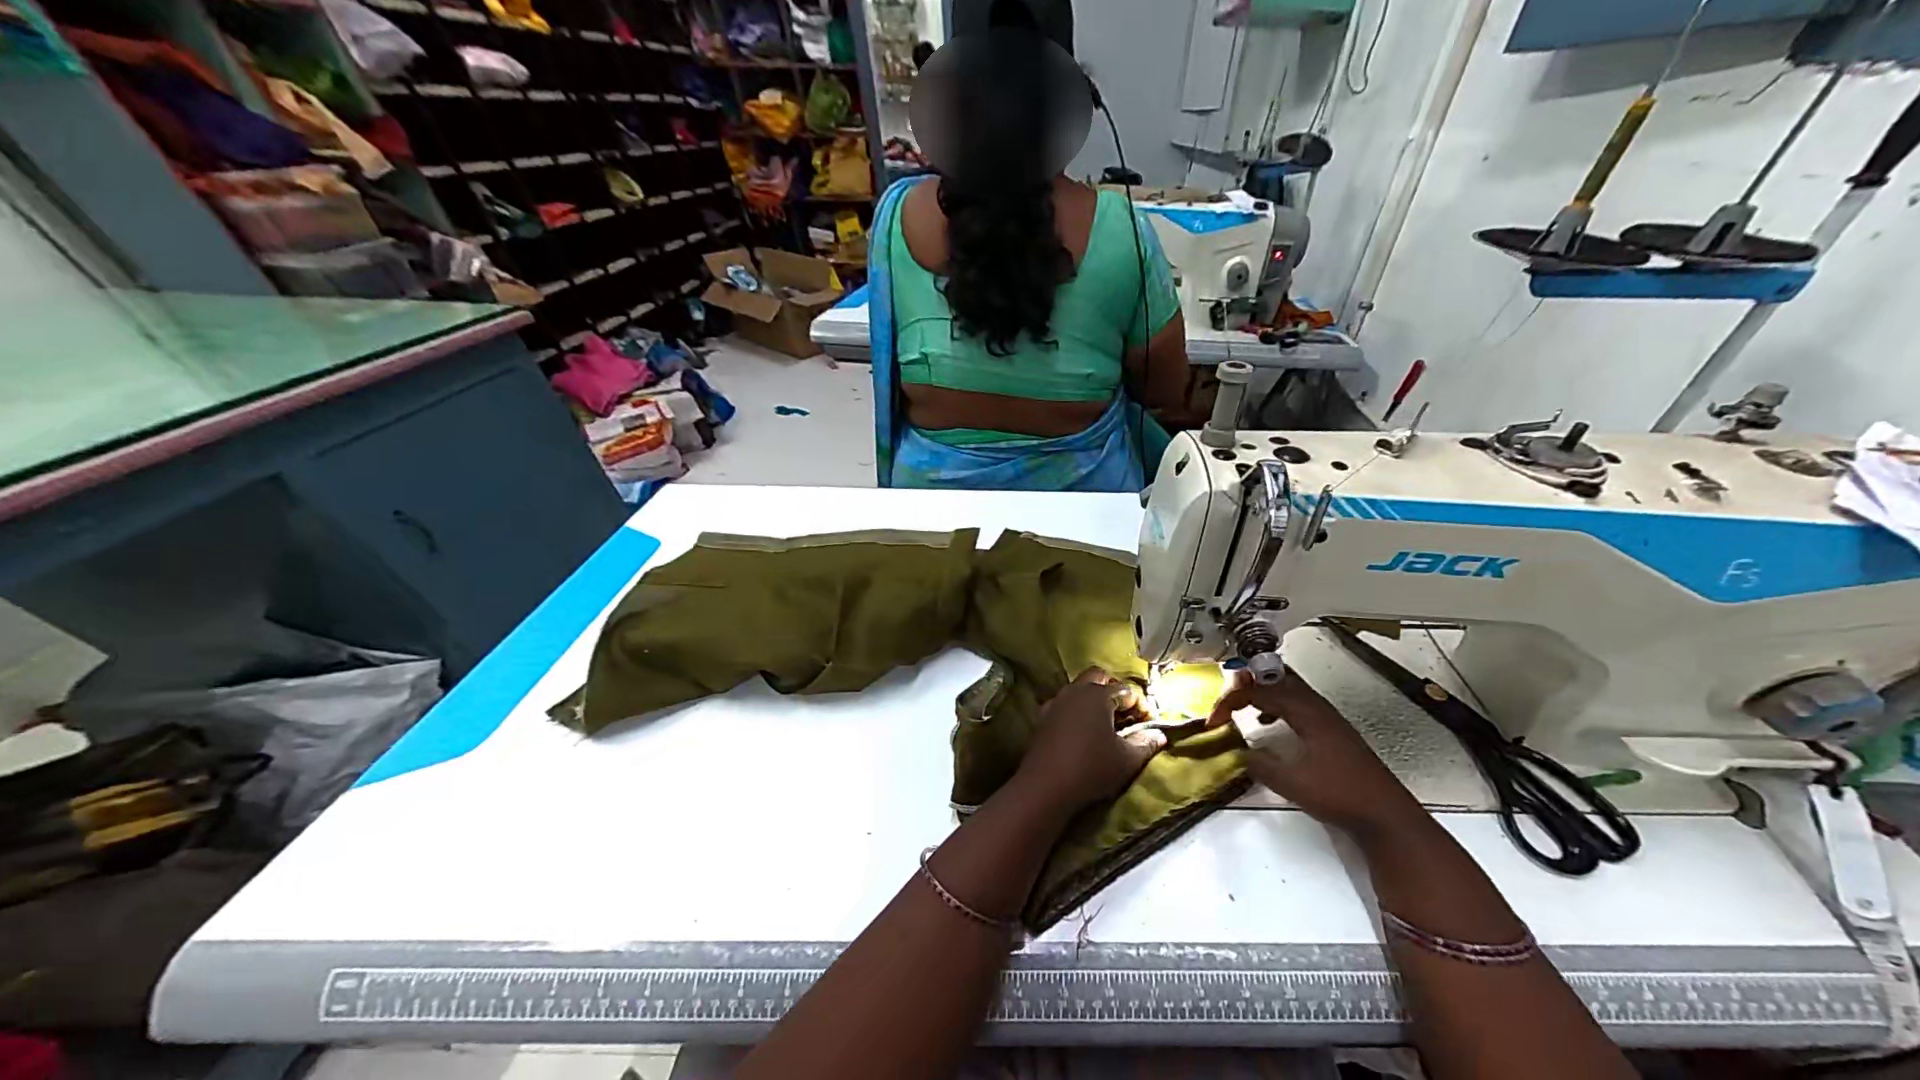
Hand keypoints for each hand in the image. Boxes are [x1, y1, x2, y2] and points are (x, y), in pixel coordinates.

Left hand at [1014, 669, 1167, 813]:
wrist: (1044, 787)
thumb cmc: (1091, 768)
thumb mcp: (1127, 760)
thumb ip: (1145, 743)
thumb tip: (1158, 734)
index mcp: (1097, 694)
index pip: (1126, 691)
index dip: (1141, 706)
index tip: (1148, 725)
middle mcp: (1074, 691)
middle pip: (1098, 678)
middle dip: (1113, 692)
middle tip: (1125, 716)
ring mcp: (1055, 703)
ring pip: (1078, 690)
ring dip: (1092, 701)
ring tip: (1105, 725)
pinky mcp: (1042, 718)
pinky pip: (1064, 706)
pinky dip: (1075, 712)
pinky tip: (1082, 733)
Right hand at [1209, 671, 1425, 840]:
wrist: (1386, 816)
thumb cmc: (1342, 795)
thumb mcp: (1292, 783)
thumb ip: (1261, 765)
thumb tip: (1240, 753)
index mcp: (1307, 712)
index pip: (1260, 691)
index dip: (1231, 701)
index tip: (1214, 721)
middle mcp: (1317, 708)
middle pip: (1278, 678)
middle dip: (1247, 681)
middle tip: (1226, 693)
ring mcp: (1327, 718)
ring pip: (1288, 689)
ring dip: (1261, 691)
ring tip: (1242, 704)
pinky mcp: (1331, 731)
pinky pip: (1296, 703)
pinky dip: (1275, 704)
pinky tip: (1269, 722)